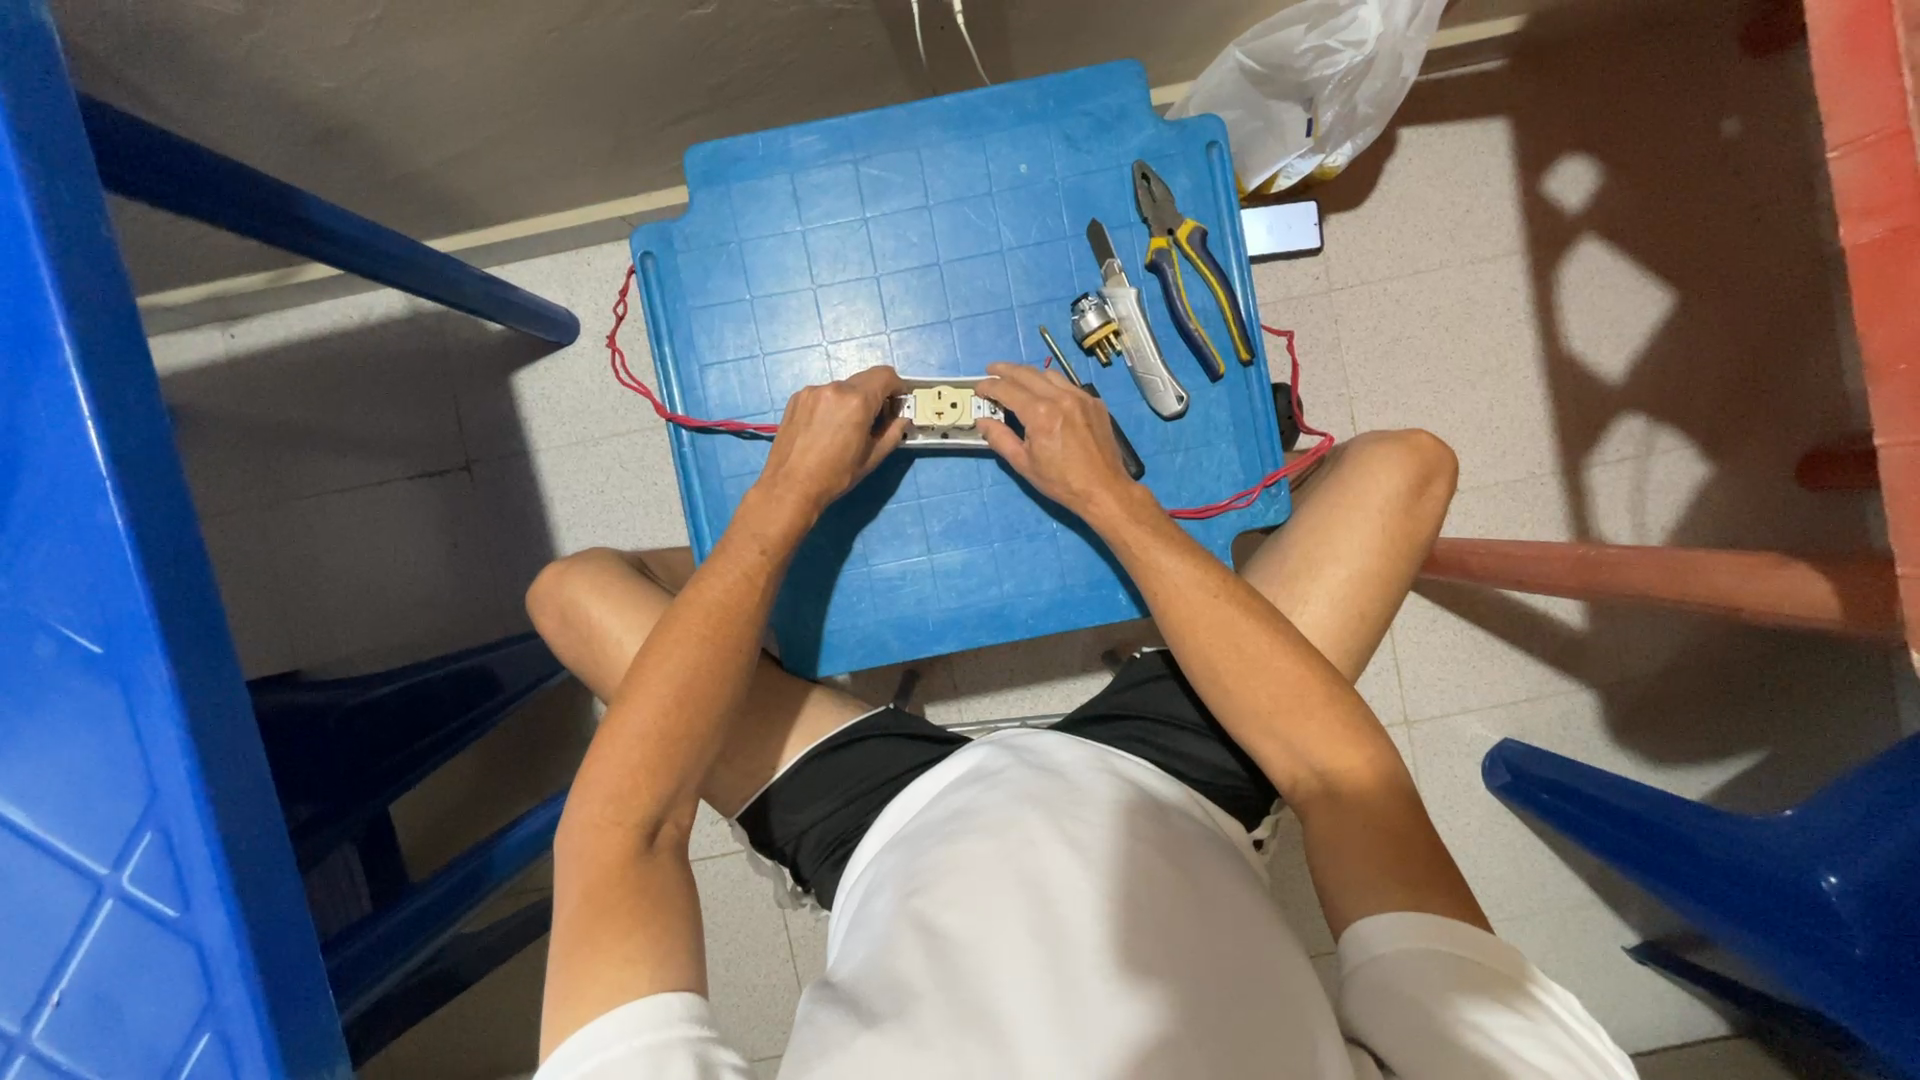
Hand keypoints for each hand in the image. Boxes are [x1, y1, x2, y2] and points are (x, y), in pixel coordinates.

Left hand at [755, 366, 909, 516]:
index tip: (897, 403)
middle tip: (875, 420)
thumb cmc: (836, 475)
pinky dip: (832, 404)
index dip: (897, 386)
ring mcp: (812, 391)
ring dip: (852, 401)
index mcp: (857, 401)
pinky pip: (824, 394)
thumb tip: (903, 419)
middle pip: (865, 379)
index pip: (885, 375)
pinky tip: (826, 428)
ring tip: (846, 428)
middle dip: (876, 395)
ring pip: (843, 387)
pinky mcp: (797, 398)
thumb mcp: (872, 457)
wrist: (790, 486)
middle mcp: (834, 388)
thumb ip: (893, 432)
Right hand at [976, 362, 1144, 519]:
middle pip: (1027, 373)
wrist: (1103, 488)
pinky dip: (1051, 385)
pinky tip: (1045, 394)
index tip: (979, 388)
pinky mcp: (1094, 402)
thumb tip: (982, 421)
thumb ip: (1000, 438)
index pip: (1007, 389)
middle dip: (1005, 370)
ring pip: (1049, 374)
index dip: (989, 386)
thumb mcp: (1023, 463)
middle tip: (991, 371)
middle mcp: (1061, 398)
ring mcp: (1081, 397)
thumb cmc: (1061, 482)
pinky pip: (1068, 385)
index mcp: (1040, 414)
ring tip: (1016, 380)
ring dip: (1028, 374)